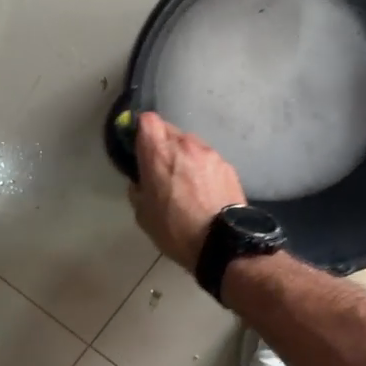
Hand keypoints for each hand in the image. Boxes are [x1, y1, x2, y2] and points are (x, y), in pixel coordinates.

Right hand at [128, 112, 247, 271]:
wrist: (224, 244)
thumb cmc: (176, 230)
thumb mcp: (143, 214)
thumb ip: (138, 188)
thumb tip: (141, 179)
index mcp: (158, 153)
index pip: (146, 120)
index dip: (141, 130)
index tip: (139, 147)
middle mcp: (184, 145)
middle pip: (168, 130)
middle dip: (162, 145)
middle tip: (161, 169)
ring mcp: (208, 152)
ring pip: (189, 144)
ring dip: (183, 156)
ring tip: (186, 182)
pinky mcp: (227, 164)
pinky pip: (207, 158)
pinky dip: (201, 167)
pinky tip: (204, 190)